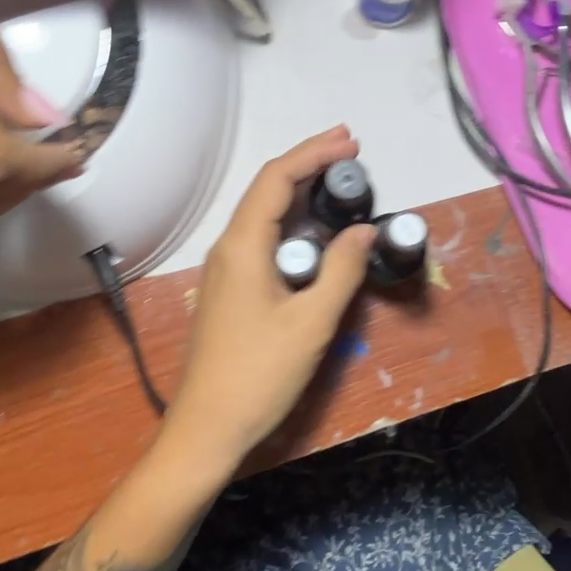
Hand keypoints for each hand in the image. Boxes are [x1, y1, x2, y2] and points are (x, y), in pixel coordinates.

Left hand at [162, 127, 374, 467]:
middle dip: (308, 165)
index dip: (314, 154)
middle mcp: (228, 249)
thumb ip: (341, 271)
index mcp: (242, 246)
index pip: (277, 179)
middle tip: (351, 152)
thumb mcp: (311, 323)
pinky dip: (292, 224)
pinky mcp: (231, 291)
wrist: (208, 427)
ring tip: (340, 183)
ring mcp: (225, 270)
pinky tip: (316, 234)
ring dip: (300, 194)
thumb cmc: (259, 375)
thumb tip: (363, 231)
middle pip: (267, 190)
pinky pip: (262, 241)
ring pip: (264, 215)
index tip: (352, 144)